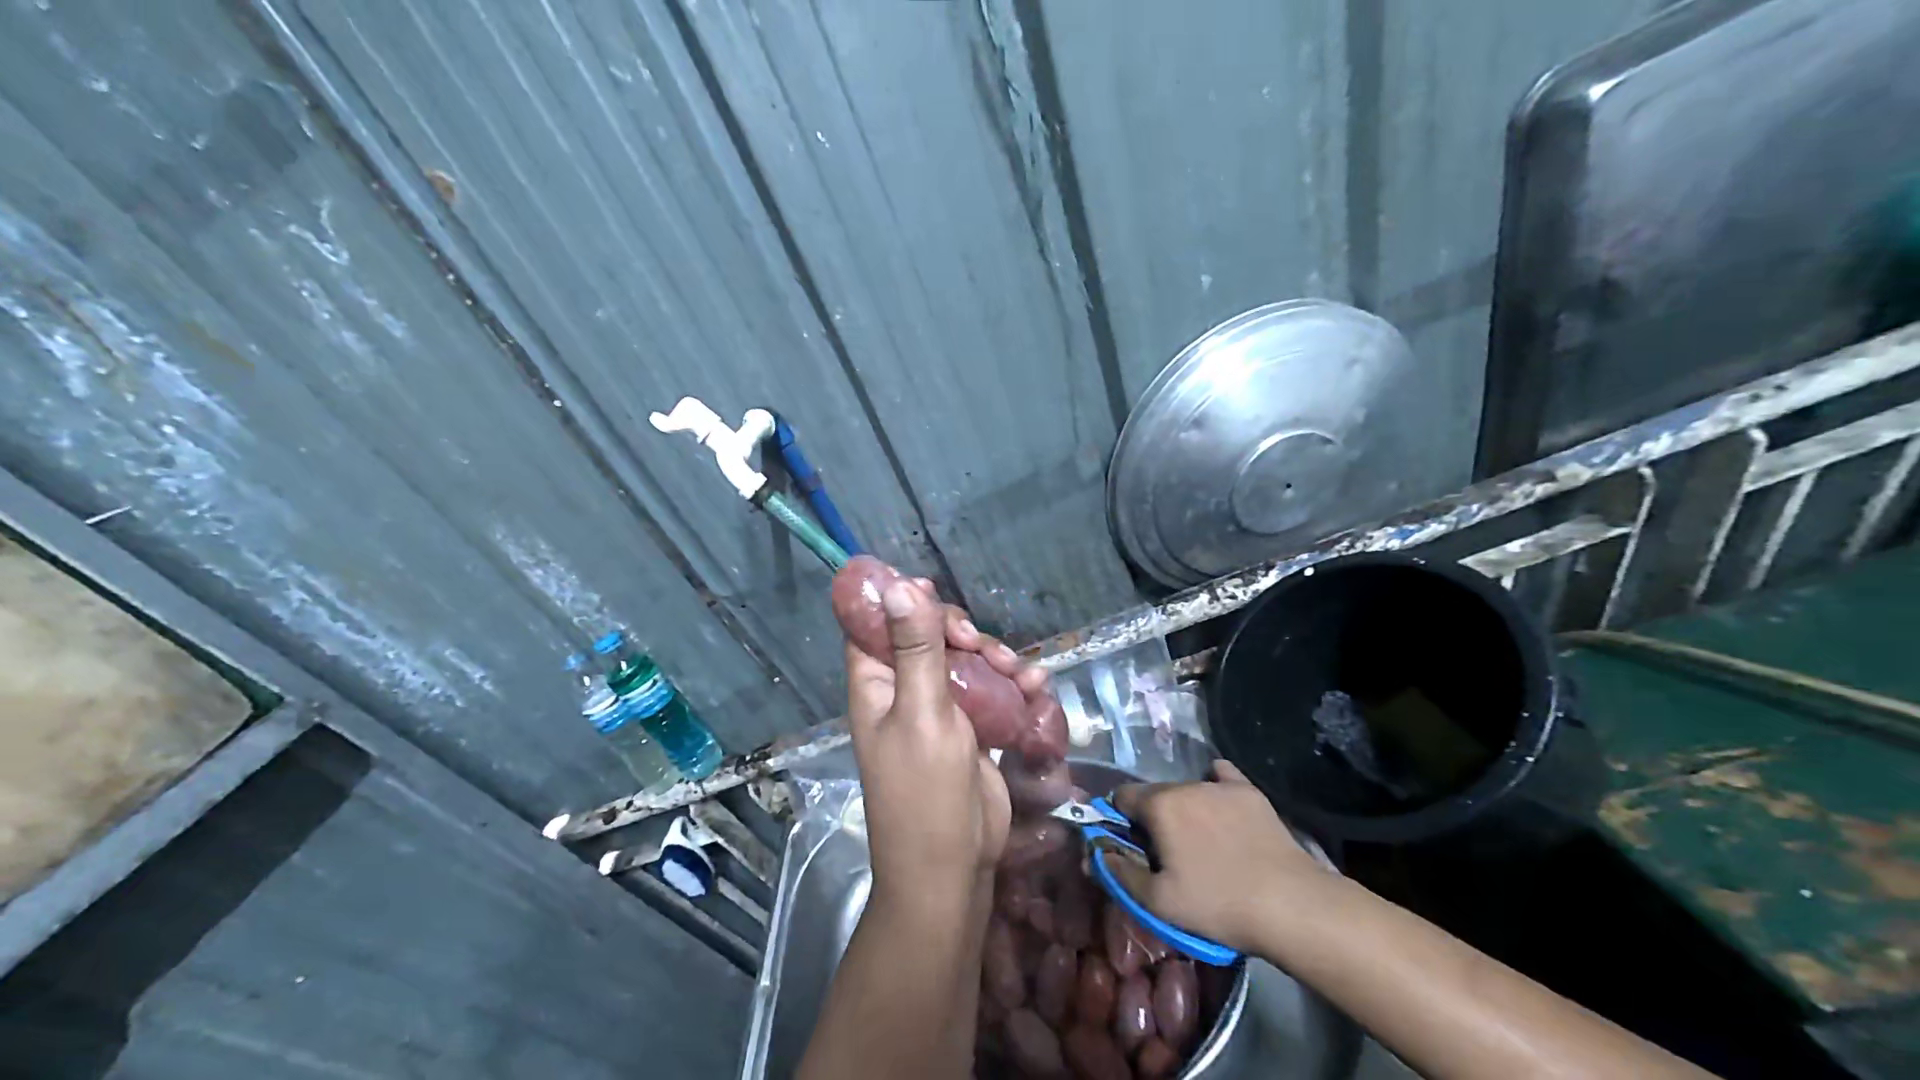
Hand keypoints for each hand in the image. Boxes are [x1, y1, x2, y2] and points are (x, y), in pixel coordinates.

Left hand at [847, 578, 1010, 900]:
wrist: (954, 866)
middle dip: (962, 634)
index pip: (875, 626)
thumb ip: (915, 648)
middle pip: (930, 636)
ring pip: (968, 661)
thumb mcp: (922, 713)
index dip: (899, 602)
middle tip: (980, 646)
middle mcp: (904, 691)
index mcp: (876, 685)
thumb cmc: (924, 791)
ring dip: (997, 660)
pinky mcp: (973, 729)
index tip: (932, 590)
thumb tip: (896, 585)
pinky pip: (993, 691)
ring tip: (1021, 676)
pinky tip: (1037, 692)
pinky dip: (1014, 688)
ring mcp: (941, 710)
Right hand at [1110, 760, 1335, 953]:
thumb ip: (1119, 872)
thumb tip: (1097, 852)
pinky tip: (1221, 810)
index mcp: (1159, 805)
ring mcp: (1221, 785)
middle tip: (1167, 855)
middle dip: (1153, 818)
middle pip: (1154, 794)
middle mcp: (1186, 784)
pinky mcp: (1251, 792)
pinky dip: (1215, 788)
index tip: (1133, 848)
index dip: (1120, 822)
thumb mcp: (1159, 901)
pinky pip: (1222, 778)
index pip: (1121, 797)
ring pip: (1187, 790)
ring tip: (1202, 844)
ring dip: (1183, 809)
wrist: (1291, 905)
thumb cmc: (1218, 903)